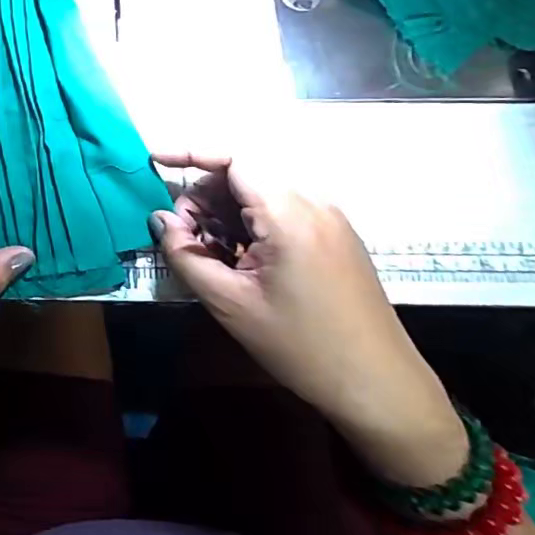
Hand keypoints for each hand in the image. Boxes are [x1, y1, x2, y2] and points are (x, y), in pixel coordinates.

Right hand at [149, 153, 466, 486]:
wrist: (377, 382)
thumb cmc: (300, 347)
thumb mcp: (231, 304)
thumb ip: (187, 255)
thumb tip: (160, 219)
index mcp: (289, 213)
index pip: (234, 158)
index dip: (191, 153)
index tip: (156, 161)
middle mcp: (314, 202)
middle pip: (248, 173)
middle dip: (206, 193)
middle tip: (182, 234)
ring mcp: (330, 217)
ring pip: (266, 192)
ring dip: (228, 210)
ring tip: (209, 251)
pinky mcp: (337, 234)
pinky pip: (286, 210)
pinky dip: (254, 222)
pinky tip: (241, 257)